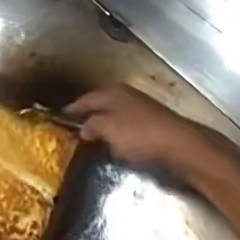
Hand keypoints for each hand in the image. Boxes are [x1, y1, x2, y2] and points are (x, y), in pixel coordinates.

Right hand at [66, 83, 223, 172]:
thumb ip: (92, 126)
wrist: (179, 144)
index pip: (85, 99)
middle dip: (89, 115)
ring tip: (94, 139)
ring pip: (115, 115)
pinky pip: (128, 126)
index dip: (72, 109)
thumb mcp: (108, 129)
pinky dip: (120, 134)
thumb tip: (83, 128)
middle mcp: (125, 95)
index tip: (60, 117)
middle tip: (75, 128)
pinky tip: (119, 146)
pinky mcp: (152, 123)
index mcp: (111, 92)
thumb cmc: (139, 134)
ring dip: (105, 126)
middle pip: (101, 104)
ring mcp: (140, 107)